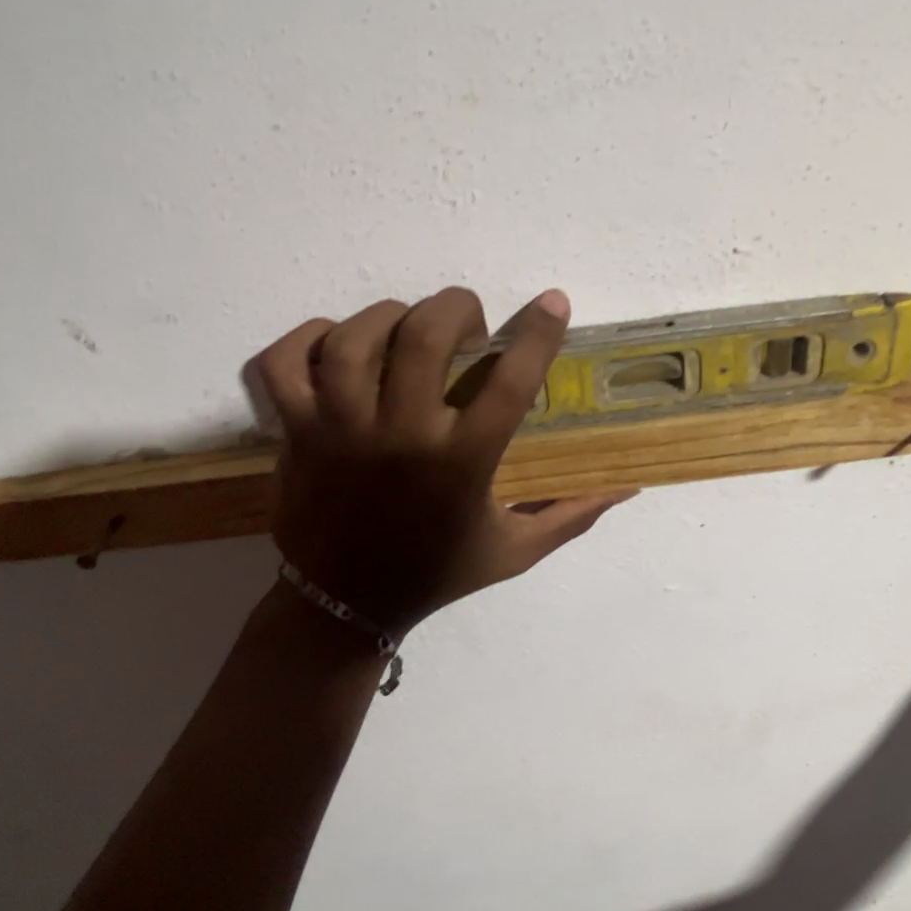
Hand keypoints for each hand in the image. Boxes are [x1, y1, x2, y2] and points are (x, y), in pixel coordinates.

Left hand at [248, 286, 634, 635]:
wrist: (344, 608)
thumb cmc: (435, 575)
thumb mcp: (515, 551)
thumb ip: (571, 515)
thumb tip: (627, 487)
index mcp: (461, 463)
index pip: (510, 381)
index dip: (538, 333)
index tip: (553, 302)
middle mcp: (401, 437)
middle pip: (424, 335)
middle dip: (455, 308)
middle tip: (468, 324)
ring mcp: (339, 432)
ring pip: (352, 338)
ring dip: (385, 316)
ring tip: (404, 329)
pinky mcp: (295, 433)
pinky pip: (283, 362)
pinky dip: (303, 337)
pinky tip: (333, 344)